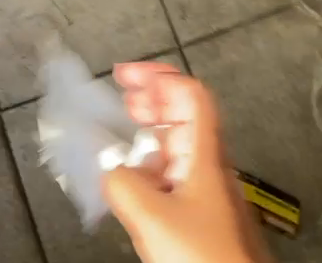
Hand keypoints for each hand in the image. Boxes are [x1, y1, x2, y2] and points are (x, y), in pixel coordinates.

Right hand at [106, 62, 270, 262]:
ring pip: (182, 146)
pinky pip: (177, 177)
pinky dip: (154, 167)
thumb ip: (120, 181)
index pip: (189, 94)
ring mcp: (211, 195)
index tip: (123, 77)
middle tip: (124, 98)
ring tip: (124, 136)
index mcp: (205, 155)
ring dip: (152, 132)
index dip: (158, 76)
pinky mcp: (206, 220)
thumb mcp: (149, 215)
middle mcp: (211, 168)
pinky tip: (135, 183)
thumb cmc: (200, 256)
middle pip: (187, 114)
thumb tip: (110, 168)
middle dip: (153, 98)